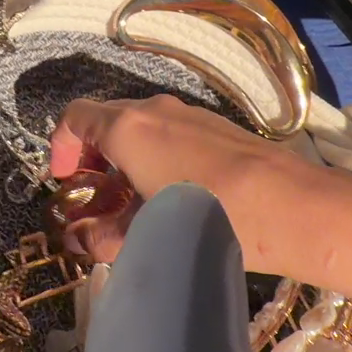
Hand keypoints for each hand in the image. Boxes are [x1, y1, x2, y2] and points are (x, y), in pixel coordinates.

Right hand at [49, 96, 351, 351]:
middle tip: (94, 196)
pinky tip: (172, 193)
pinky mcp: (214, 125)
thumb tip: (88, 243)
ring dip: (123, 157)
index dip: (60, 148)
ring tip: (132, 201)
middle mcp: (152, 108)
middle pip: (104, 120)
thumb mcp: (149, 236)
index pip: (74, 118)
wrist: (290, 204)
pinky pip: (167, 132)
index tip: (65, 182)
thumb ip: (109, 239)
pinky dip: (153, 154)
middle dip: (91, 155)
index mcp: (126, 126)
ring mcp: (186, 112)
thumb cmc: (208, 215)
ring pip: (137, 125)